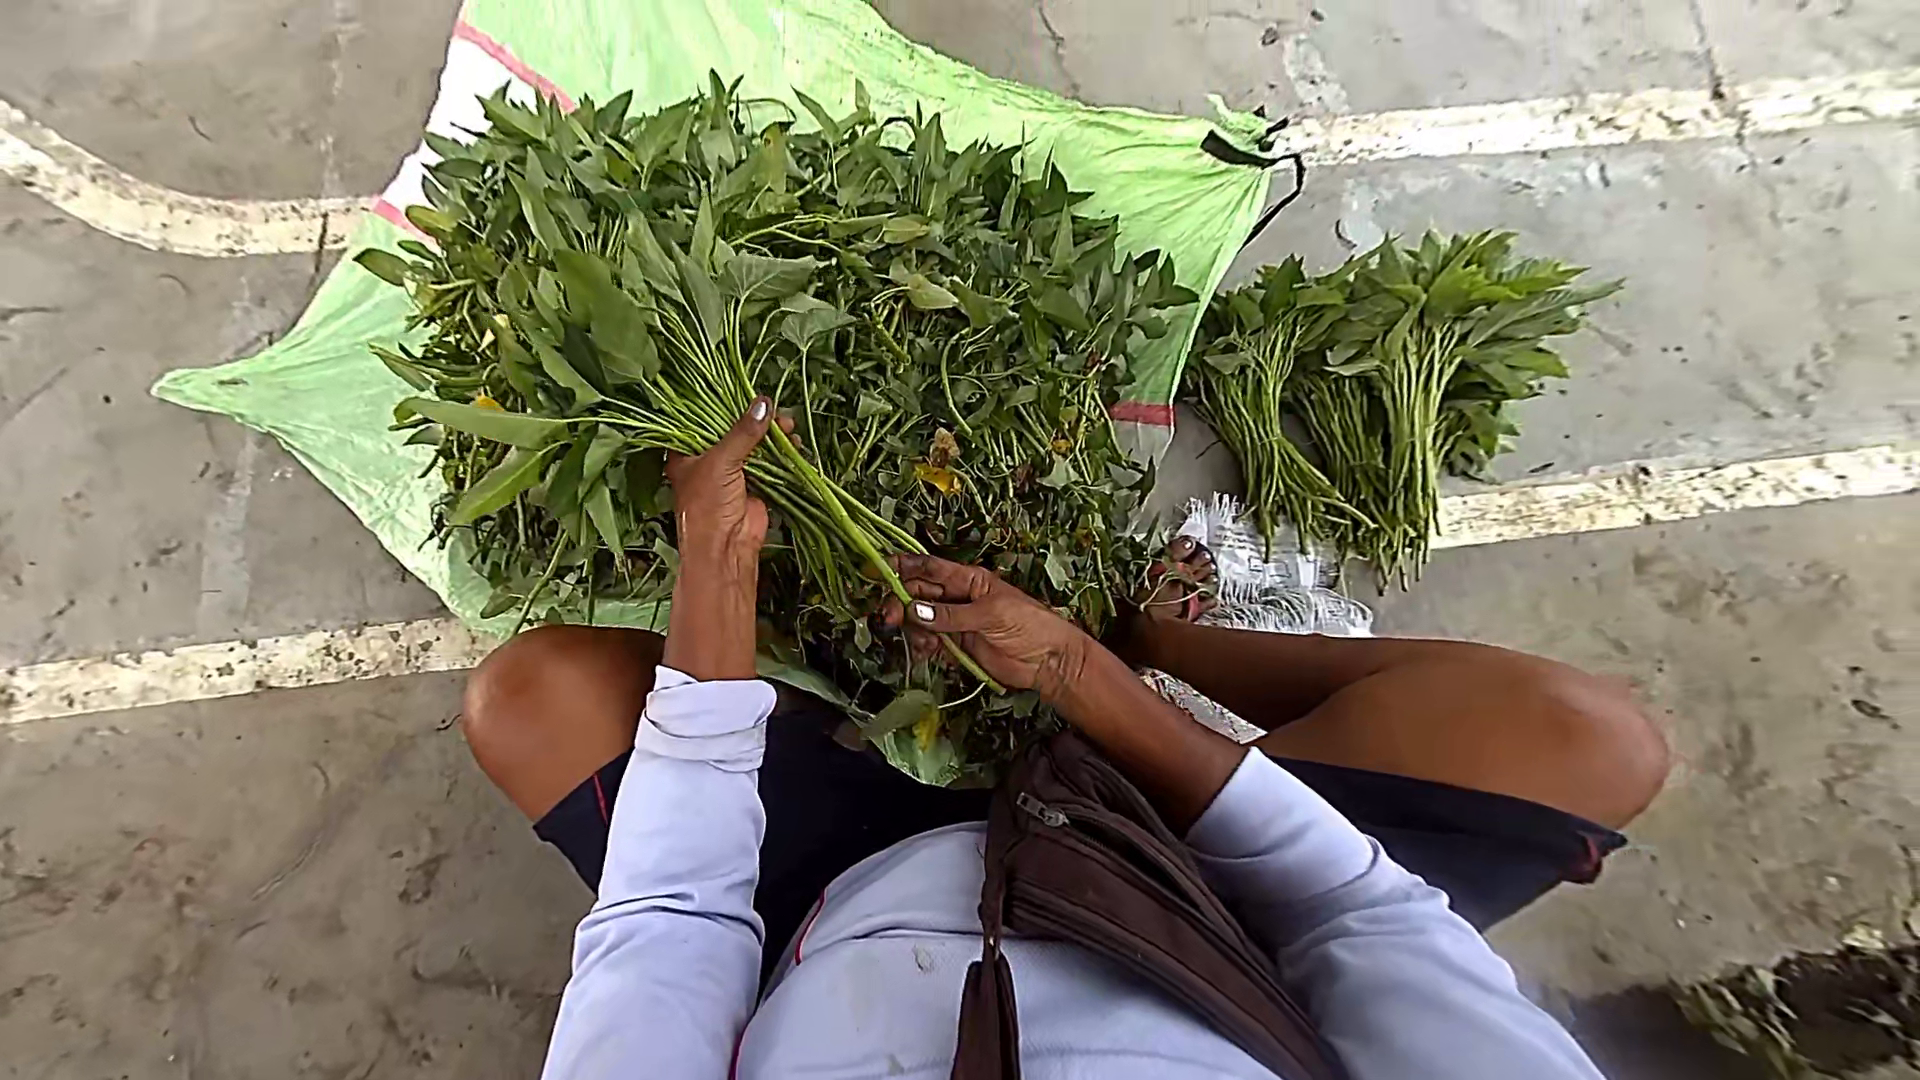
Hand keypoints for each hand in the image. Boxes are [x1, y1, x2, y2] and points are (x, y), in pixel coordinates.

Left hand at [662, 397, 790, 680]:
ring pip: (754, 448)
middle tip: (777, 411)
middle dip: (756, 421)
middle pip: (734, 432)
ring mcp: (733, 473)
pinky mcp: (754, 486)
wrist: (726, 548)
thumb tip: (765, 404)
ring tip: (790, 427)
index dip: (726, 404)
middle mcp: (708, 460)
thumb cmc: (708, 505)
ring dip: (773, 438)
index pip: (704, 419)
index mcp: (687, 452)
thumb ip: (743, 432)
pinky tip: (794, 446)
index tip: (748, 391)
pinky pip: (770, 465)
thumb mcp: (721, 461)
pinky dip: (782, 456)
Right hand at [880, 554, 1092, 701]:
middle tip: (889, 619)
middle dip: (901, 603)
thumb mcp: (991, 615)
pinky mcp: (957, 646)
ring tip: (922, 644)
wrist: (1049, 661)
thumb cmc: (1029, 625)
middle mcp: (957, 597)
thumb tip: (915, 610)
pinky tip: (926, 654)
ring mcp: (955, 622)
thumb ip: (951, 615)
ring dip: (913, 630)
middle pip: (919, 594)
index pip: (930, 567)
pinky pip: (930, 642)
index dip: (904, 566)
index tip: (880, 570)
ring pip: (920, 620)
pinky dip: (922, 648)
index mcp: (968, 579)